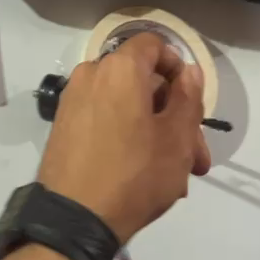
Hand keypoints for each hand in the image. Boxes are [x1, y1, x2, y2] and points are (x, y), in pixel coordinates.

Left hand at [38, 31, 212, 244]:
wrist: (73, 215)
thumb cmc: (133, 173)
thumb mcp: (176, 140)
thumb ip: (187, 99)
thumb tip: (189, 70)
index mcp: (120, 68)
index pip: (153, 44)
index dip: (177, 66)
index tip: (193, 102)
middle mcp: (92, 72)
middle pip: (142, 80)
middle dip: (173, 114)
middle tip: (195, 157)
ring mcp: (74, 97)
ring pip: (126, 103)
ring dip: (154, 130)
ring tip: (175, 177)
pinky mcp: (64, 122)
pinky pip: (105, 116)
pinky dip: (126, 134)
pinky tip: (144, 173)